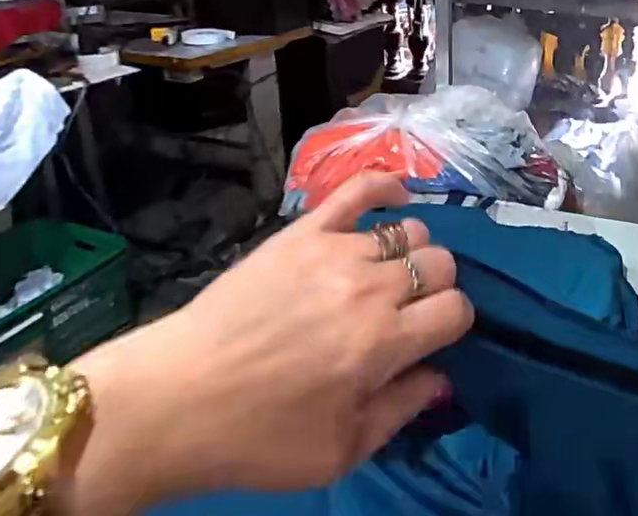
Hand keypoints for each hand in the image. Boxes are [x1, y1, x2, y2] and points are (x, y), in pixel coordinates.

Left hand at [66, 172, 473, 514]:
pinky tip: (396, 196)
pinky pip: (356, 188)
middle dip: (436, 285)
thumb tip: (441, 376)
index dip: (454, 322)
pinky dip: (385, 186)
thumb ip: (401, 409)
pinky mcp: (302, 230)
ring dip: (410, 251)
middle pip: (437, 262)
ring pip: (405, 229)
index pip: (455, 309)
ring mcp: (335, 249)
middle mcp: (369, 286)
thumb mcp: (341, 450)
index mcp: (384, 343)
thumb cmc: (261, 436)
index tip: (435, 335)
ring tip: (388, 272)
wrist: (183, 393)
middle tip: (409, 310)